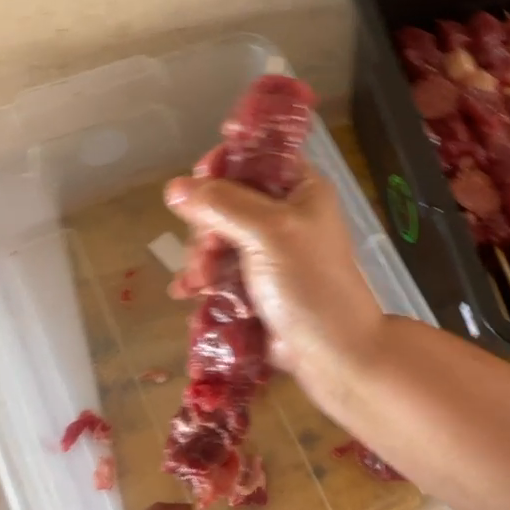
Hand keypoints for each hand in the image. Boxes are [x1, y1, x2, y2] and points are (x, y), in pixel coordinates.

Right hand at [163, 171, 386, 378]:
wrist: (334, 352)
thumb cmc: (309, 284)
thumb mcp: (269, 232)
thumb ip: (223, 204)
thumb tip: (175, 187)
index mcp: (300, 189)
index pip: (255, 157)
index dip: (224, 164)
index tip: (199, 181)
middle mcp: (284, 215)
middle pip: (226, 200)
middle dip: (206, 226)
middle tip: (206, 251)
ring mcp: (268, 252)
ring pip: (217, 237)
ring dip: (201, 257)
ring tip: (200, 284)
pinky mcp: (255, 284)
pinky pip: (218, 270)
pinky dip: (203, 279)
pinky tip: (188, 292)